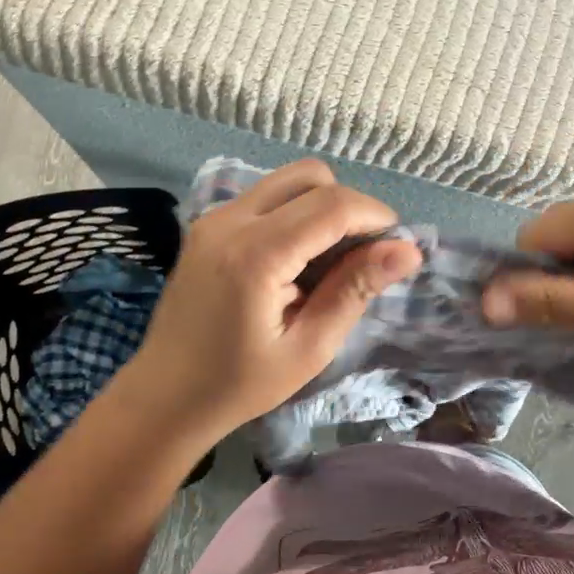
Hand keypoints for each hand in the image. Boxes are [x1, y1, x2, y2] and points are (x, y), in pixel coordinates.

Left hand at [118, 160, 422, 438]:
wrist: (165, 397)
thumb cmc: (239, 385)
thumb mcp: (308, 348)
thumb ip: (354, 290)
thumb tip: (408, 251)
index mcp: (255, 255)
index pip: (331, 205)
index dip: (374, 217)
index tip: (395, 247)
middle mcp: (230, 221)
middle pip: (310, 176)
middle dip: (348, 206)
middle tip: (361, 255)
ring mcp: (213, 219)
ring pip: (286, 182)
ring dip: (320, 208)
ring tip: (329, 263)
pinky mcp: (207, 227)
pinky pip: (264, 199)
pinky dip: (293, 215)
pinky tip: (296, 264)